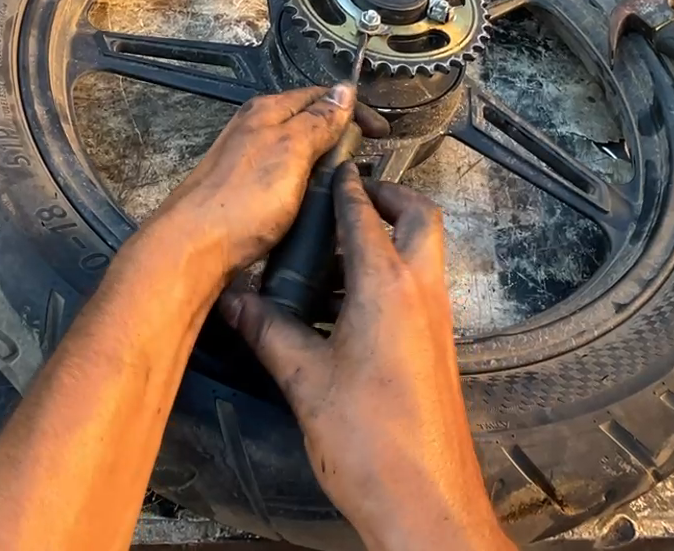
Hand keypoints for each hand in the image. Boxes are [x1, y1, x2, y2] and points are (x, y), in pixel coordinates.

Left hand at [142, 85, 365, 276]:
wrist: (192, 249)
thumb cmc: (242, 199)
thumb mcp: (291, 151)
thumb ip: (319, 120)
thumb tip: (344, 90)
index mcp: (267, 111)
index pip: (321, 95)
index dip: (354, 109)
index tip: (381, 132)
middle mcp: (255, 129)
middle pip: (308, 120)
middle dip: (341, 134)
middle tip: (367, 158)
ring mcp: (247, 161)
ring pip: (297, 151)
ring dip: (325, 161)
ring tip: (347, 182)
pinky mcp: (244, 192)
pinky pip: (286, 177)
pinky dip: (307, 184)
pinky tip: (314, 203)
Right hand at [221, 168, 511, 550]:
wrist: (427, 503)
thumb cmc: (366, 437)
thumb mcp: (305, 380)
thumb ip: (269, 332)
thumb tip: (234, 302)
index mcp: (386, 284)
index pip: (364, 214)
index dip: (346, 187)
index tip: (331, 169)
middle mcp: (420, 289)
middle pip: (418, 216)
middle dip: (388, 196)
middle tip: (349, 199)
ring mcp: (437, 316)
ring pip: (424, 249)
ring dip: (392, 233)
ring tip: (341, 248)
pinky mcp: (439, 343)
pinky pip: (421, 283)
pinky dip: (394, 270)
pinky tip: (352, 301)